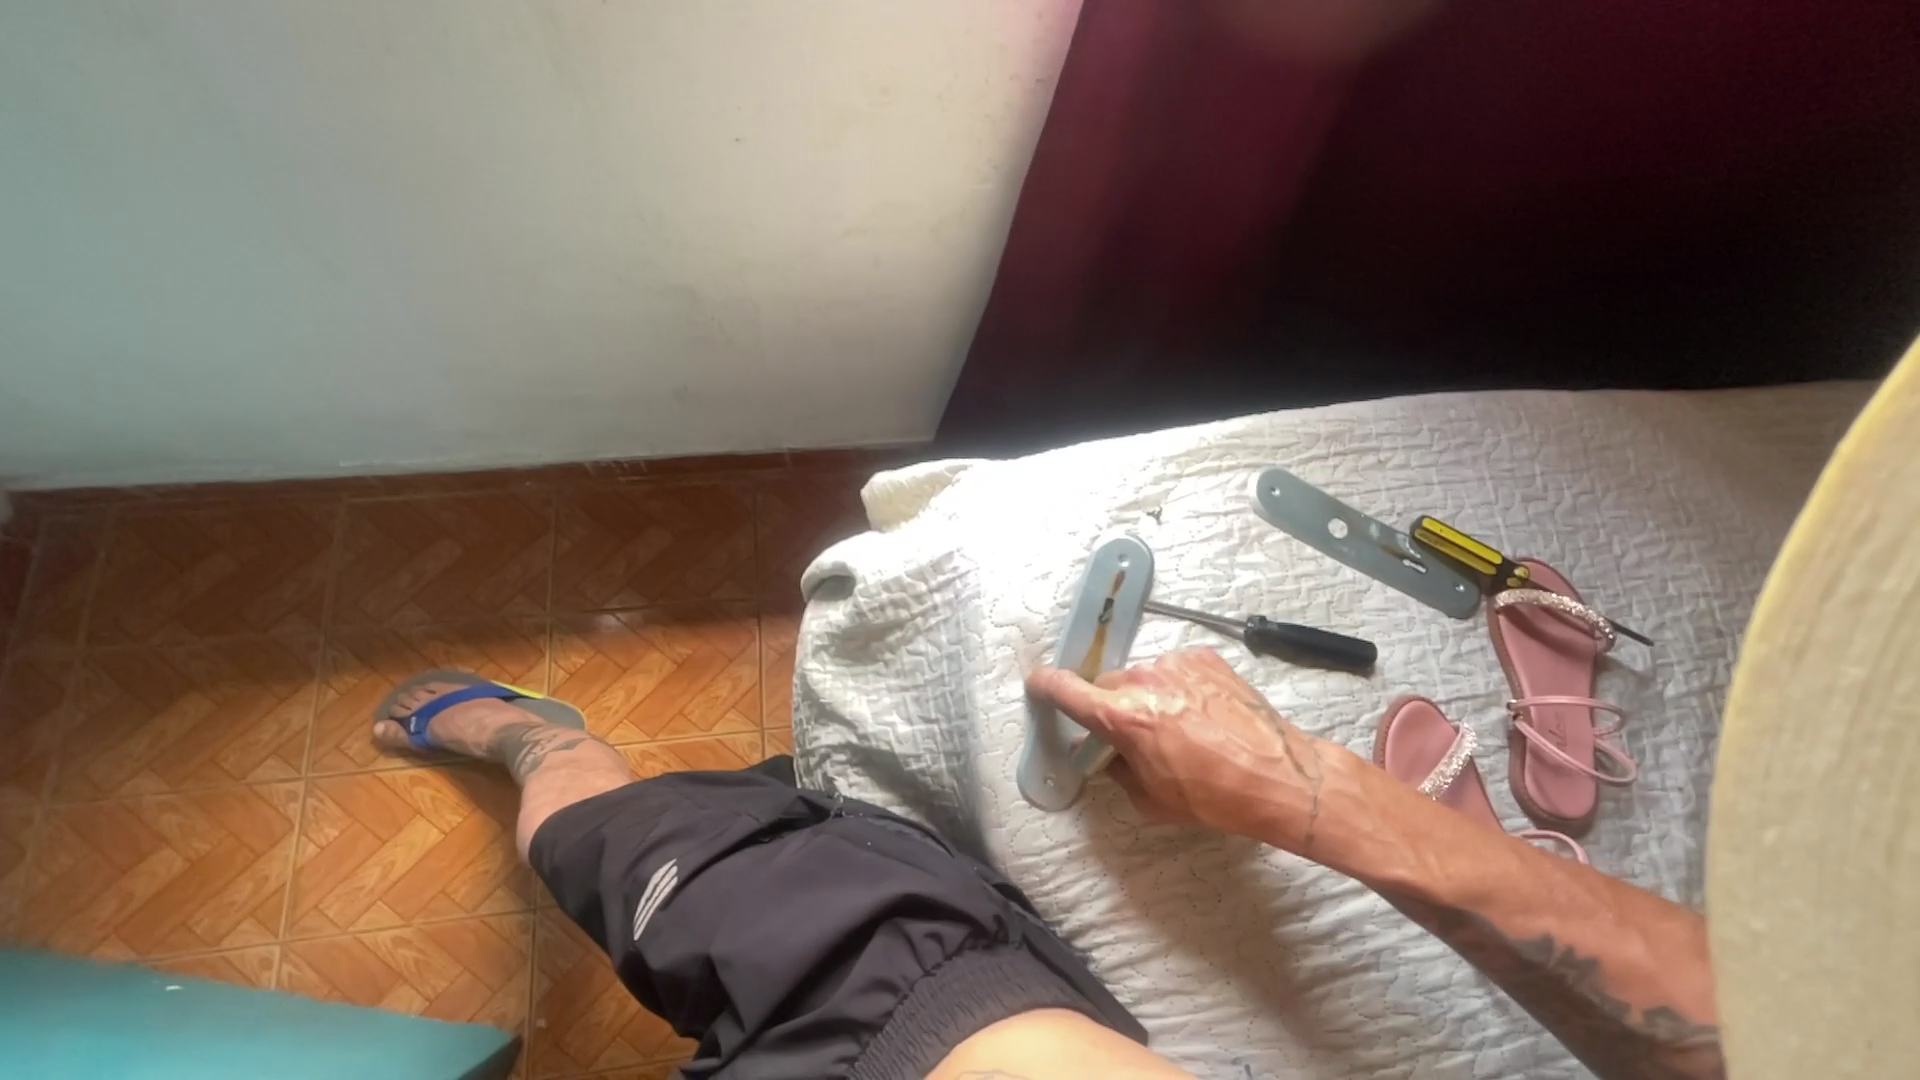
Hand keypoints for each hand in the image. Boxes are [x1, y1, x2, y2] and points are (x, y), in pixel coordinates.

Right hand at [1026, 647, 1360, 855]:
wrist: (1280, 776)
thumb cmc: (1214, 796)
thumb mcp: (1150, 799)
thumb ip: (1116, 768)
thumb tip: (1107, 753)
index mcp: (1122, 716)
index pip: (1065, 689)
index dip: (1044, 685)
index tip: (1037, 683)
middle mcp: (1143, 680)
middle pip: (1106, 684)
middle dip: (1112, 706)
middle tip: (1135, 734)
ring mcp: (1174, 664)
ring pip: (1141, 675)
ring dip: (1147, 695)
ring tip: (1180, 726)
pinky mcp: (1202, 656)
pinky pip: (1172, 668)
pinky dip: (1177, 686)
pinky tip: (1201, 712)